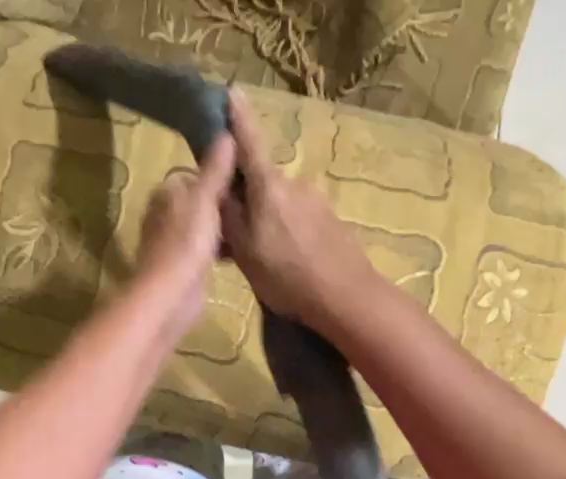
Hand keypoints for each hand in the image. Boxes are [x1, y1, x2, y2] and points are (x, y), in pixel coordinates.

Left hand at [134, 133, 236, 337]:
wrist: (171, 296)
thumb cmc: (186, 242)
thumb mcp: (204, 198)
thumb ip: (215, 169)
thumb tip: (226, 133)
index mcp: (165, 192)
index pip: (195, 176)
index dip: (219, 177)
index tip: (244, 181)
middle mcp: (164, 215)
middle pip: (201, 202)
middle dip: (223, 205)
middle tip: (252, 206)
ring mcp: (172, 243)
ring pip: (204, 227)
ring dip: (223, 229)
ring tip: (251, 228)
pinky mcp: (182, 267)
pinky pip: (205, 250)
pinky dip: (219, 250)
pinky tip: (238, 253)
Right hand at [218, 90, 376, 328]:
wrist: (346, 298)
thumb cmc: (288, 276)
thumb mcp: (245, 252)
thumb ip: (230, 218)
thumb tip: (218, 190)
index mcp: (269, 187)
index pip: (249, 143)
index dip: (238, 119)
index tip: (232, 92)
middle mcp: (295, 186)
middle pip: (262, 184)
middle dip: (245, 202)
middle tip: (231, 237)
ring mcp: (317, 203)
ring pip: (280, 207)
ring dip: (266, 224)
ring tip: (260, 261)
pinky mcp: (332, 223)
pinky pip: (299, 222)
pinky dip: (286, 236)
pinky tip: (286, 266)